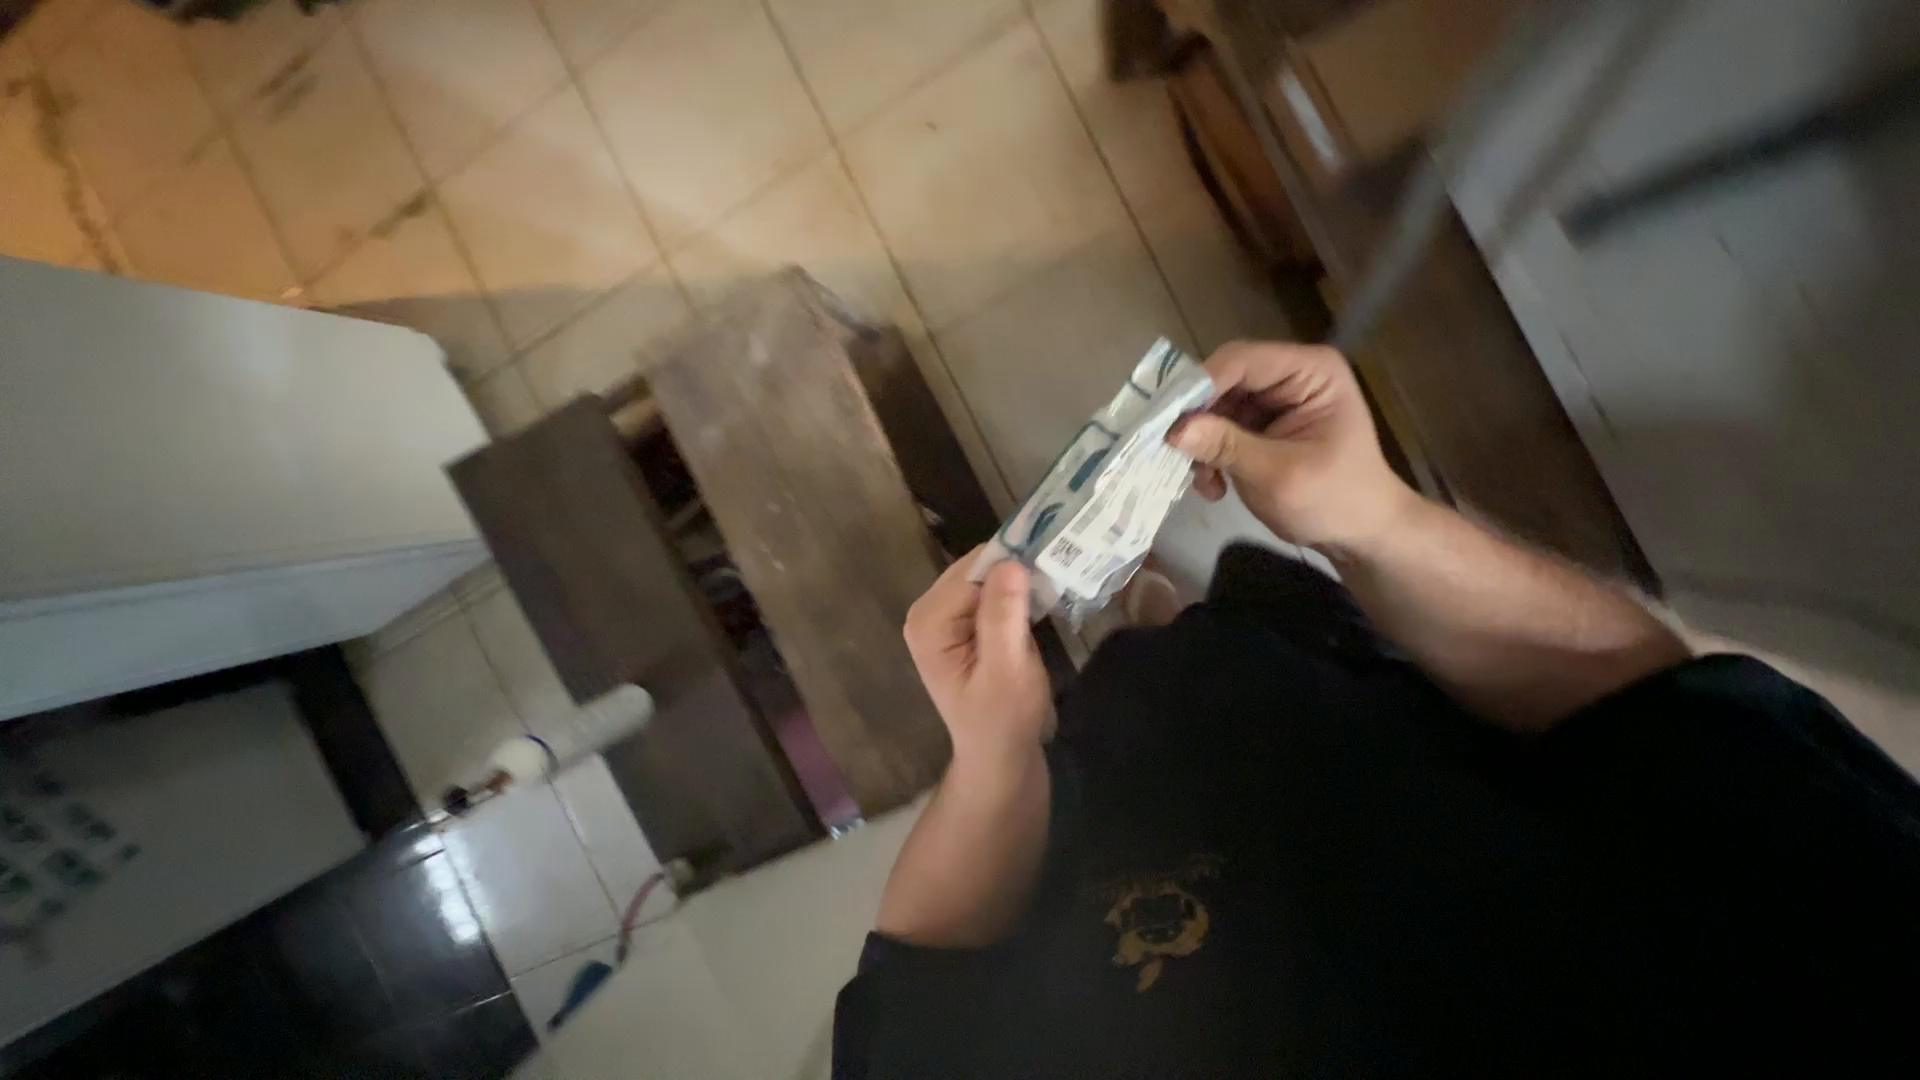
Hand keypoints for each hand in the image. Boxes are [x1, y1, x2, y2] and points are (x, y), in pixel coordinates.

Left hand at [903, 548, 1052, 768]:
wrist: (1001, 755)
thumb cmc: (1004, 720)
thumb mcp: (1007, 670)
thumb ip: (1003, 617)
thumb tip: (1010, 563)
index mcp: (929, 621)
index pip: (974, 570)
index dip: (1013, 565)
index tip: (1054, 563)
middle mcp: (928, 611)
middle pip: (977, 568)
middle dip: (1016, 571)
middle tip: (1058, 577)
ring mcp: (943, 616)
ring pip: (987, 575)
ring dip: (1020, 581)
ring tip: (1053, 588)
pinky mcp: (962, 622)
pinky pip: (991, 591)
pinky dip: (1016, 593)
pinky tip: (1039, 603)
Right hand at [1171, 341, 1418, 550]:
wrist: (1357, 534)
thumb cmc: (1334, 500)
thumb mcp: (1278, 475)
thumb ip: (1227, 446)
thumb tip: (1174, 430)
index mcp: (1310, 371)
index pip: (1240, 361)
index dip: (1200, 386)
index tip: (1168, 424)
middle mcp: (1288, 374)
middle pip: (1220, 381)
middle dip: (1197, 420)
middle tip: (1178, 456)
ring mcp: (1271, 399)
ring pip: (1211, 407)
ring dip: (1200, 445)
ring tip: (1204, 482)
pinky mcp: (1257, 424)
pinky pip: (1215, 428)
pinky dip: (1207, 456)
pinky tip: (1213, 486)